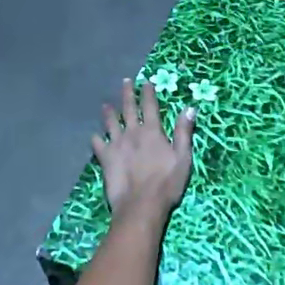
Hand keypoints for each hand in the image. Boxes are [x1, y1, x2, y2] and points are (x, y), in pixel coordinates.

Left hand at [94, 79, 194, 220]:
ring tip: (106, 104)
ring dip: (109, 112)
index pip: (149, 106)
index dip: (148, 92)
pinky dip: (96, 138)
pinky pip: (97, 143)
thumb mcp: (183, 157)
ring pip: (110, 122)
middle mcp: (132, 132)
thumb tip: (189, 108)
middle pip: (128, 108)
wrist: (141, 204)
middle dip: (127, 93)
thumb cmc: (167, 183)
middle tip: (125, 81)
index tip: (146, 81)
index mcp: (152, 131)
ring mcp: (116, 143)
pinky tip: (94, 136)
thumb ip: (184, 132)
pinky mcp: (105, 157)